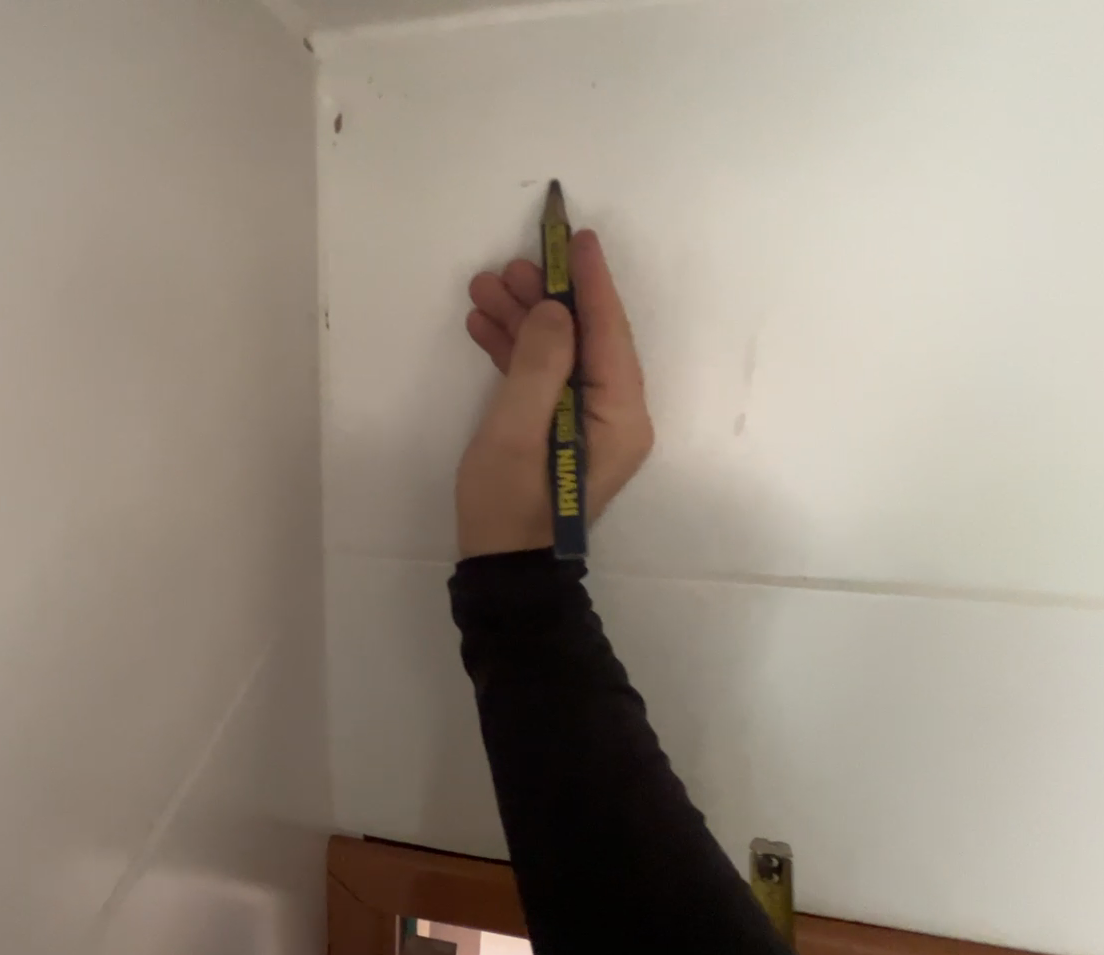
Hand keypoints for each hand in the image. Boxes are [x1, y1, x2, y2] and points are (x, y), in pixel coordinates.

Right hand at [457, 230, 652, 556]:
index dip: (590, 284)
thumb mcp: (516, 433)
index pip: (608, 333)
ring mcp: (587, 423)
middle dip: (545, 299)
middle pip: (584, 339)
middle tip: (506, 268)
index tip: (576, 238)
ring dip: (523, 322)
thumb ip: (538, 367)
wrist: (501, 567)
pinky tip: (485, 329)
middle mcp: (614, 414)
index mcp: (620, 415)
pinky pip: (543, 379)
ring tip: (484, 290)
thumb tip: (553, 312)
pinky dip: (515, 354)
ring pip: (559, 354)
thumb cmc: (508, 505)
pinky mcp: (559, 432)